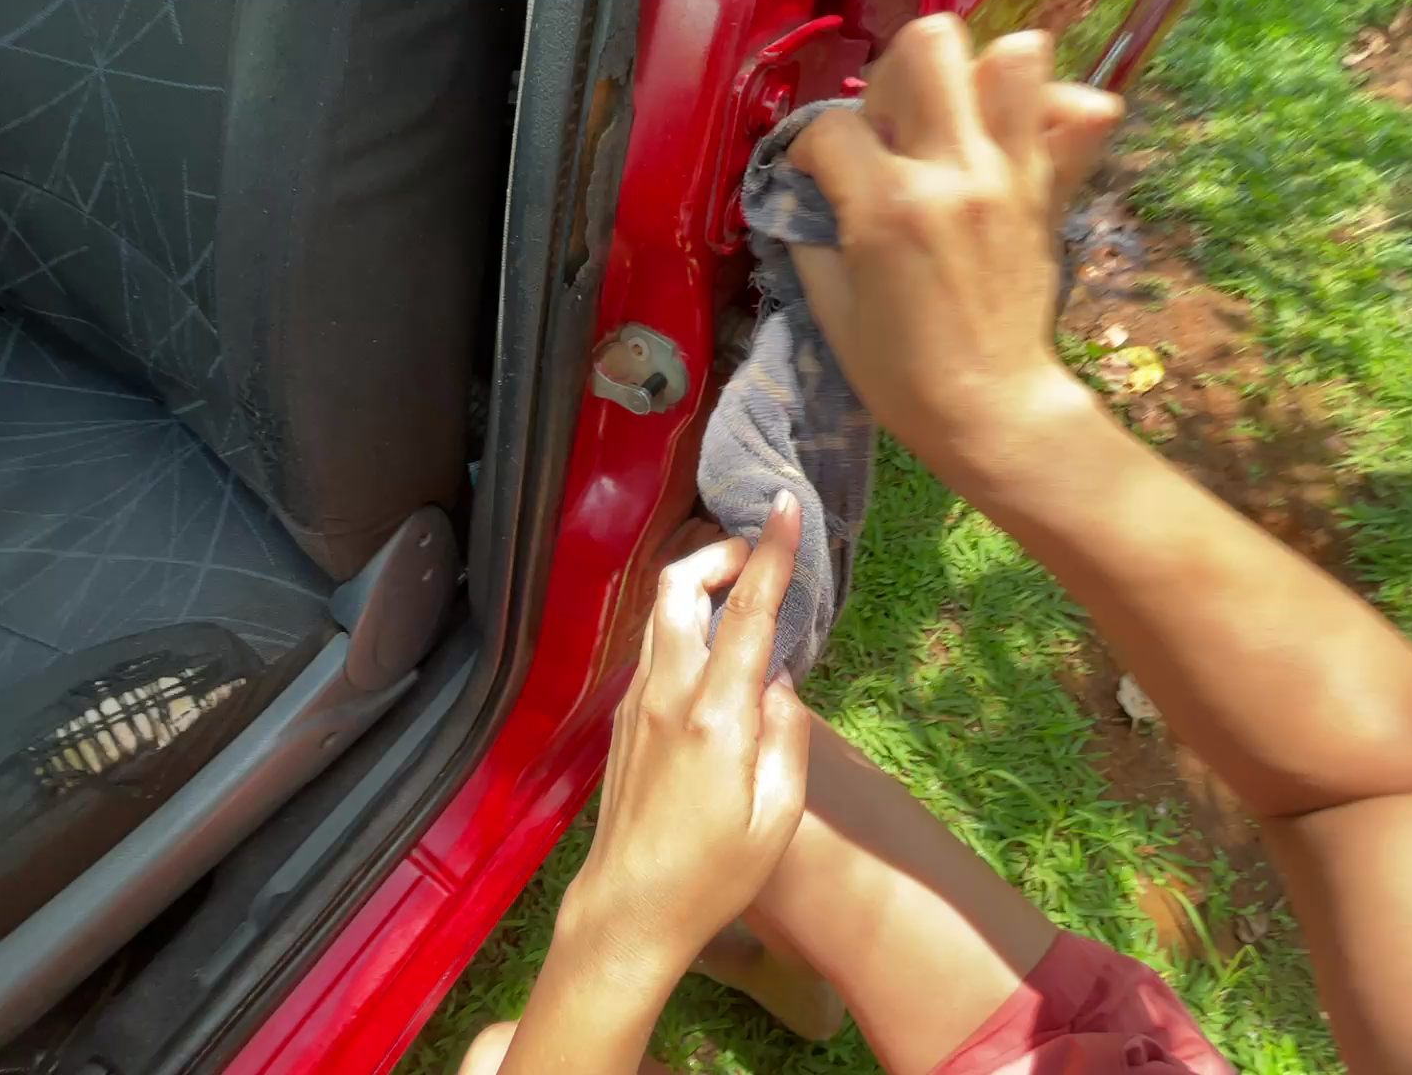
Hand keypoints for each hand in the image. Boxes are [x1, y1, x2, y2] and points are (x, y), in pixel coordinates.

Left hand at [563, 491, 812, 973]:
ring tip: (739, 590)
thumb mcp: (777, 813)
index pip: (746, 612)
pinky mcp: (624, 714)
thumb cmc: (714, 872)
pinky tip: (711, 645)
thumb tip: (776, 675)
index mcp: (713, 715)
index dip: (770, 554)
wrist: (629, 903)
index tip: (786, 507)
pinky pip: (654, 643)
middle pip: (677, 587)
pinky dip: (683, 619)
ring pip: (660, 610)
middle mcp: (666, 691)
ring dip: (697, 582)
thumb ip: (784, 731)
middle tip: (757, 558)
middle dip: (718, 554)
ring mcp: (637, 699)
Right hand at [787, 17, 1122, 477]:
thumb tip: (805, 208)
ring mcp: (1012, 175)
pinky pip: (1083, 111)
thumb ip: (813, 246)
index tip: (810, 174)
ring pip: (1014, 56)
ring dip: (972, 82)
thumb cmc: (898, 376)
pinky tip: (1012, 145)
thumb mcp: (833, 315)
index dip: (808, 147)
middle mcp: (953, 172)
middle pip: (928, 46)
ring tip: (948, 132)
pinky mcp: (1051, 191)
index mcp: (886, 209)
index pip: (833, 127)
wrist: (987, 407)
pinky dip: (1049, 113)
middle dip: (891, 81)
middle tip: (885, 134)